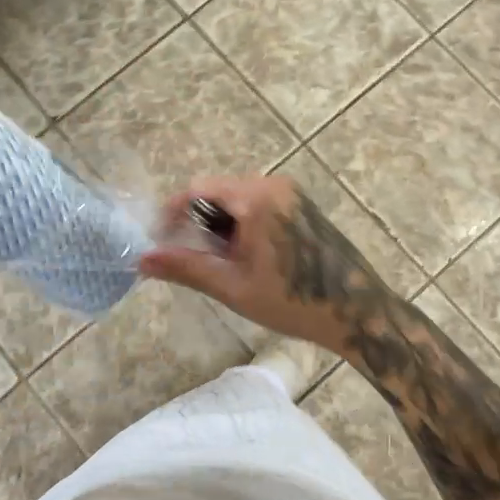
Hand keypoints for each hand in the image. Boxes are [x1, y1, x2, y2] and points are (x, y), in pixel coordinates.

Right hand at [137, 175, 383, 354]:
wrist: (358, 313)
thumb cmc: (293, 301)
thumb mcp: (232, 287)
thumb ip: (185, 267)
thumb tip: (142, 259)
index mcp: (256, 197)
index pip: (197, 189)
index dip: (171, 214)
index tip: (159, 242)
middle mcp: (274, 185)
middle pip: (217, 192)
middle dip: (197, 224)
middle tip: (190, 260)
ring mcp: (291, 195)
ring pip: (237, 201)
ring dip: (220, 228)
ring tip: (221, 266)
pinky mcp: (302, 208)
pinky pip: (258, 207)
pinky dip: (242, 227)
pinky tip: (247, 261)